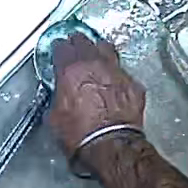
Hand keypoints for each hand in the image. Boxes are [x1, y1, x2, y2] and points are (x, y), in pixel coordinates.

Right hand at [49, 34, 145, 157]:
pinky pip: (123, 70)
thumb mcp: (55, 117)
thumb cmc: (81, 134)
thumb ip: (56, 98)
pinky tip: (114, 79)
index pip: (62, 48)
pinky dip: (116, 72)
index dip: (58, 48)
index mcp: (70, 71)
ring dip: (99, 50)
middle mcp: (93, 65)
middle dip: (77, 43)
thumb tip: (58, 97)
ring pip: (106, 49)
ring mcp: (116, 72)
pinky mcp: (132, 84)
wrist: (110, 145)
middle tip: (74, 45)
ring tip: (96, 53)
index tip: (58, 49)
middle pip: (84, 42)